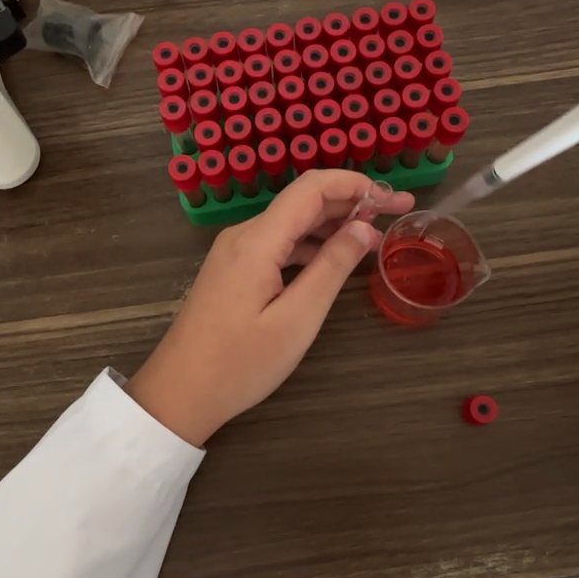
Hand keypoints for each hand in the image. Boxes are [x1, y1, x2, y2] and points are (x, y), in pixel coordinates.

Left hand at [127, 171, 413, 445]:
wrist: (179, 393)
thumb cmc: (239, 363)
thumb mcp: (297, 319)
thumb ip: (331, 268)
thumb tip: (364, 228)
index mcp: (258, 240)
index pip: (312, 188)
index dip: (355, 184)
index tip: (393, 196)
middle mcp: (244, 235)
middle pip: (304, 201)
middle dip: (352, 201)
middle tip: (399, 210)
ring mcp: (235, 252)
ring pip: (292, 222)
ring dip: (334, 222)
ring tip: (377, 234)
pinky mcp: (234, 270)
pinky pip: (278, 243)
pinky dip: (312, 244)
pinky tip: (336, 257)